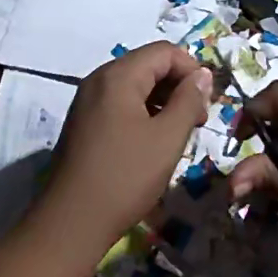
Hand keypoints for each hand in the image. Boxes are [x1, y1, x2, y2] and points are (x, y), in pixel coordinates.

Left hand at [32, 42, 210, 253]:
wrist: (70, 224)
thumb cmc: (124, 178)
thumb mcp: (167, 139)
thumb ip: (188, 100)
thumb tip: (202, 75)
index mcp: (118, 76)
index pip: (164, 51)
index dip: (192, 70)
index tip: (207, 103)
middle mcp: (99, 80)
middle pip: (148, 65)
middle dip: (178, 85)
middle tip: (197, 120)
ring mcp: (87, 101)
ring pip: (135, 85)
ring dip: (162, 101)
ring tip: (179, 134)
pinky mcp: (84, 122)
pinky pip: (120, 103)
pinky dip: (143, 112)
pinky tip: (154, 142)